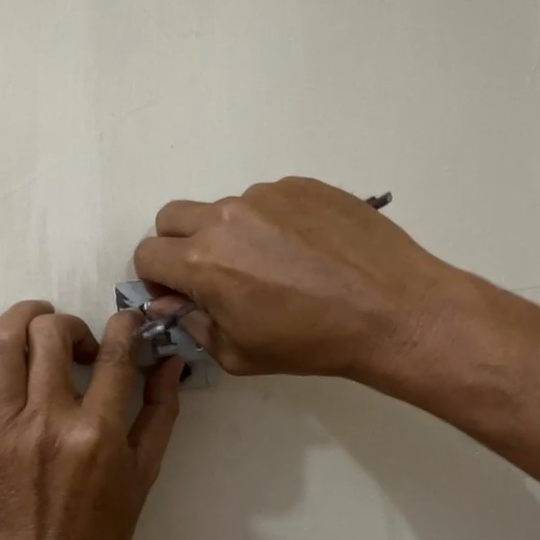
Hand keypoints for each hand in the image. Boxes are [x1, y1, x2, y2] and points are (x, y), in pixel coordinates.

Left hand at [0, 301, 184, 539]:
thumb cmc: (101, 534)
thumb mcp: (144, 475)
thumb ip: (159, 413)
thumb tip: (171, 361)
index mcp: (99, 432)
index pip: (115, 352)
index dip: (124, 325)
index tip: (125, 324)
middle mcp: (49, 422)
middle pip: (50, 334)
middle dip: (68, 323)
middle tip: (76, 345)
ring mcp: (4, 429)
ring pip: (2, 344)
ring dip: (21, 322)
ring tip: (34, 331)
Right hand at [132, 177, 470, 384]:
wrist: (392, 312)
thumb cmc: (311, 343)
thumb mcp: (238, 354)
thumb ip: (195, 324)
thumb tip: (175, 302)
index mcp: (203, 261)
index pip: (147, 254)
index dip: (157, 278)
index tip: (179, 293)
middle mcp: (227, 217)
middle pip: (171, 217)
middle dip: (178, 245)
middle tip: (212, 274)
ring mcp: (267, 195)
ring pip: (223, 208)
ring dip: (230, 233)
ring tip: (274, 265)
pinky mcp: (303, 185)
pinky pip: (267, 199)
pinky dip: (271, 222)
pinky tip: (304, 251)